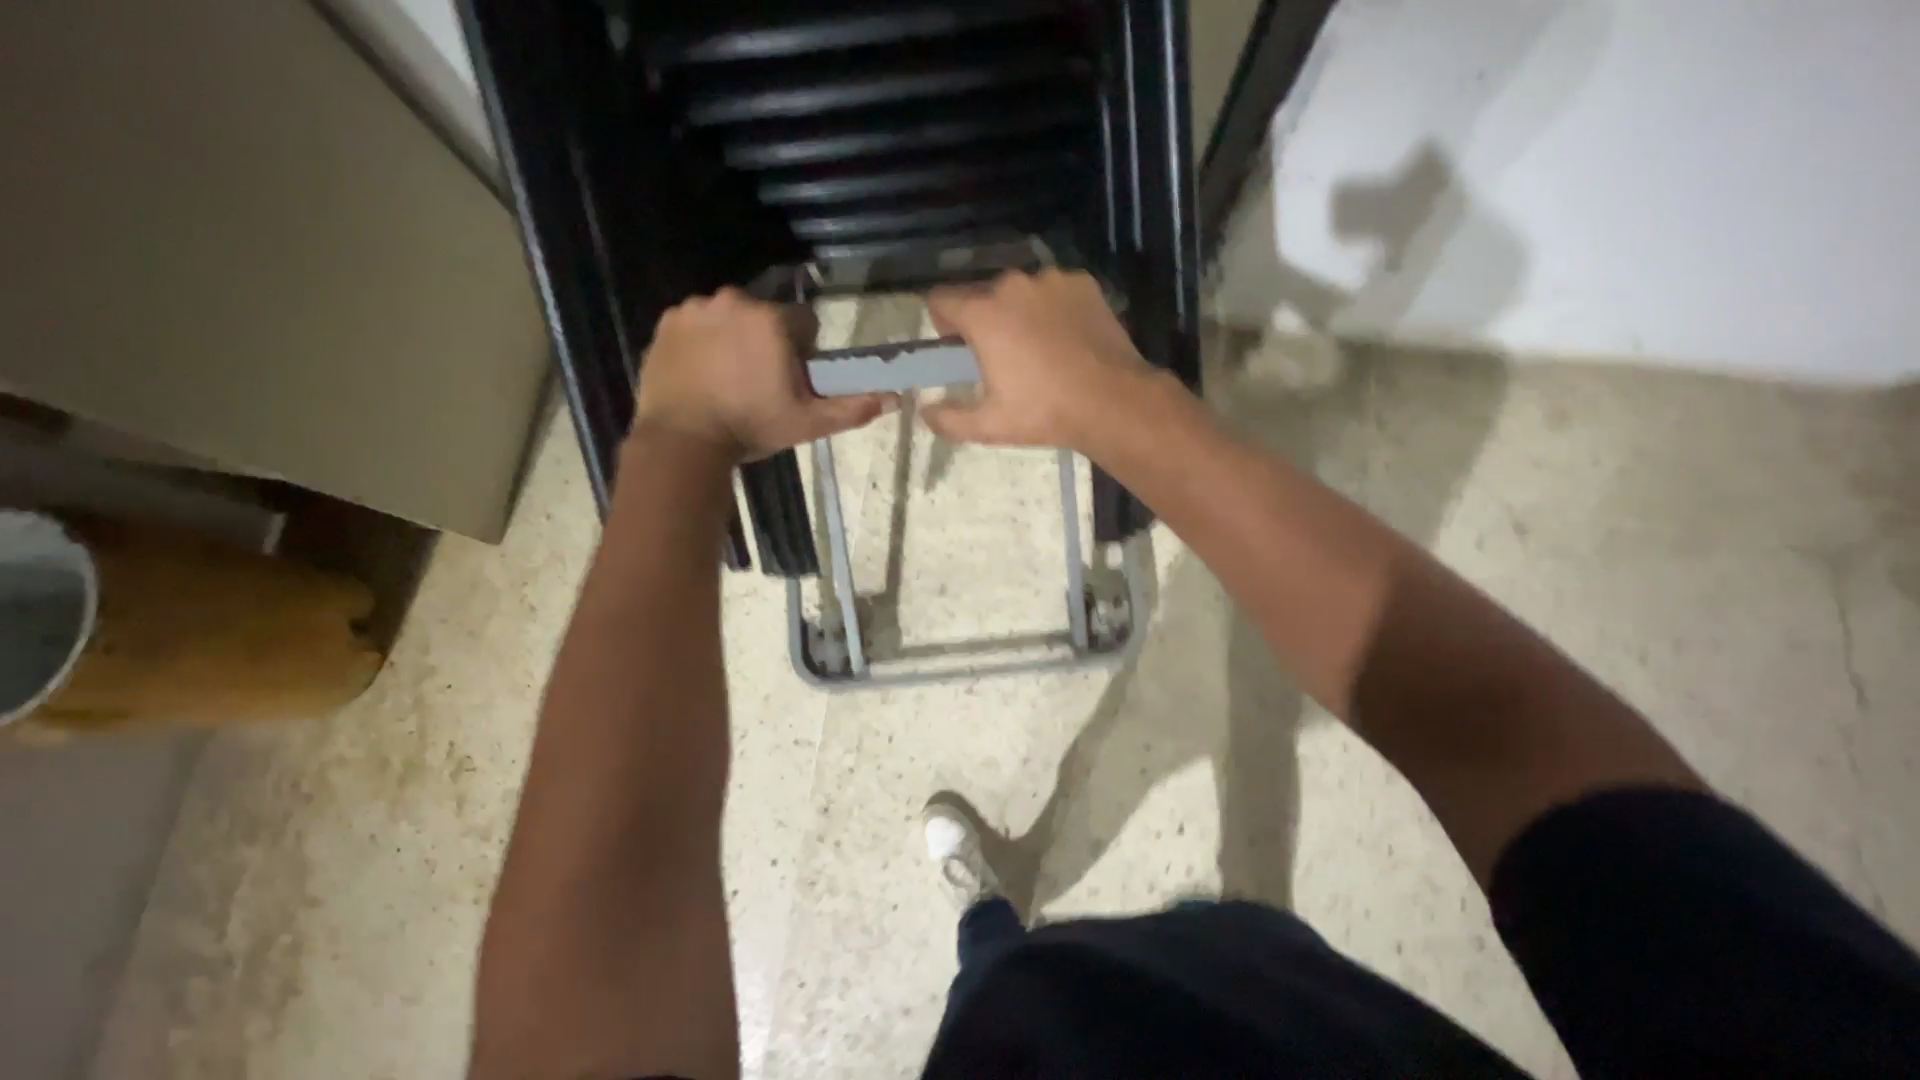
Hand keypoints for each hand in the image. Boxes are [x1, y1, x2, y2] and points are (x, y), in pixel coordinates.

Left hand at [632, 288, 891, 461]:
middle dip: (765, 340)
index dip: (800, 350)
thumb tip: (895, 399)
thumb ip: (851, 407)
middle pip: (763, 315)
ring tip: (726, 378)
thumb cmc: (750, 427)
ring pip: (728, 317)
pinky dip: (700, 341)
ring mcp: (696, 309)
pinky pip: (695, 323)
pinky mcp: (667, 321)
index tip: (789, 377)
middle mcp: (735, 301)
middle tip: (757, 381)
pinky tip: (700, 372)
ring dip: (732, 337)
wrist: (683, 440)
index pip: (802, 321)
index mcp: (772, 319)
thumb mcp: (807, 423)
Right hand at [921, 269, 1158, 450]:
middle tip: (1001, 358)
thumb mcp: (988, 425)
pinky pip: (1055, 292)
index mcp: (983, 313)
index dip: (942, 323)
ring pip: (1021, 292)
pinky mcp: (1083, 284)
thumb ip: (948, 419)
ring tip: (1039, 349)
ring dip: (1020, 313)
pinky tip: (1066, 339)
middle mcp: (1013, 284)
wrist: (1112, 401)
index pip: (940, 300)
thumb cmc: (1044, 412)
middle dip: (985, 321)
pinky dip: (1054, 309)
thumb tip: (925, 412)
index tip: (955, 348)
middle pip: (984, 296)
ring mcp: (1052, 281)